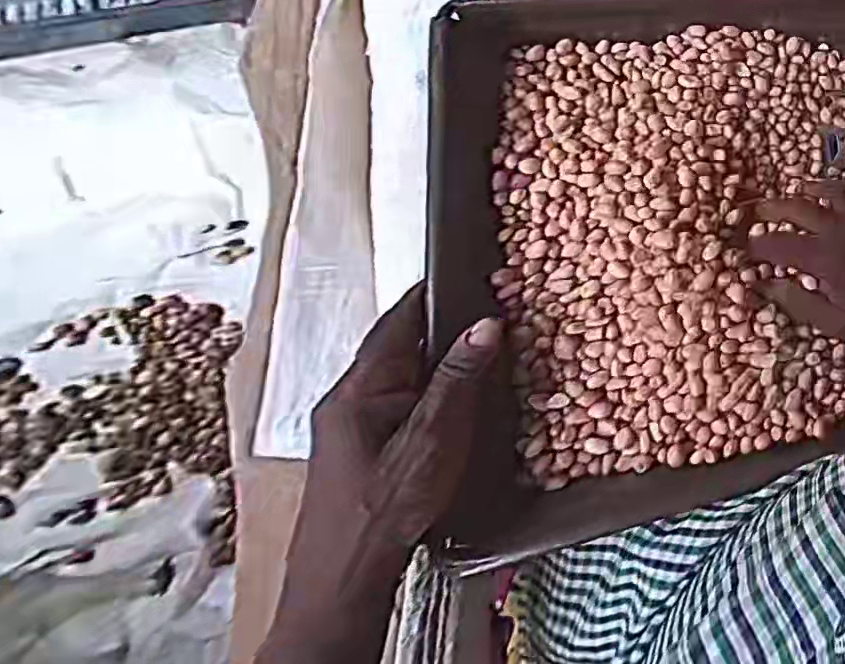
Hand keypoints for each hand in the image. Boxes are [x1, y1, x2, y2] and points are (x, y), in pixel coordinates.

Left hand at [258, 284, 500, 663]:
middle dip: (451, 318)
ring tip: (495, 334)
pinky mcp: (373, 435)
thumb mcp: (431, 440)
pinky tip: (472, 382)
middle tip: (499, 299)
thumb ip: (458, 379)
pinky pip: (412, 388)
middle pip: (407, 339)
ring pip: (411, 365)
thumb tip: (487, 322)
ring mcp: (361, 416)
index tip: (473, 266)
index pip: (400, 318)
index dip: (436, 289)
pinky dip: (443, 376)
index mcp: (360, 388)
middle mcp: (354, 395)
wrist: (345, 577)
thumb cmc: (385, 508)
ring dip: (449, 349)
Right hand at [747, 181, 844, 340]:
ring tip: (785, 199)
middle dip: (770, 210)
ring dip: (799, 194)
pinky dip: (831, 189)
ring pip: (820, 193)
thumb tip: (766, 285)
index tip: (744, 251)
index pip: (777, 244)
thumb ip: (797, 302)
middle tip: (754, 215)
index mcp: (822, 258)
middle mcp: (836, 231)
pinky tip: (823, 193)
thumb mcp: (833, 322)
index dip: (756, 246)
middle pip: (794, 208)